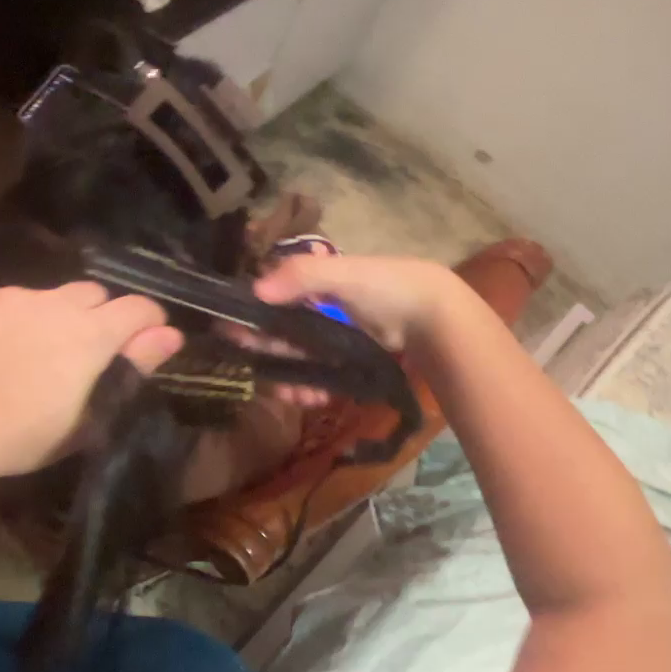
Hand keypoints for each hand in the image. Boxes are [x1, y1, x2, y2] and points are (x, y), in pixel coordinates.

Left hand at [0, 283, 183, 481]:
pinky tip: (0, 352)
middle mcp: (55, 303)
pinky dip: (23, 318)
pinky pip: (16, 299)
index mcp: (88, 335)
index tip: (142, 348)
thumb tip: (169, 338)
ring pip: (54, 296)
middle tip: (88, 357)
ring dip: (61, 317)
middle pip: (97, 294)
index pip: (139, 308)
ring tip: (39, 355)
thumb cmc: (11, 439)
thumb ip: (128, 373)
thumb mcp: (79, 422)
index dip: (149, 325)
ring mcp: (13, 296)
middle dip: (104, 317)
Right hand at [244, 255, 461, 405]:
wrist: (435, 318)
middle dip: (264, 356)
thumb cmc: (387, 286)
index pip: (266, 304)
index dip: (249, 321)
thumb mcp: (344, 273)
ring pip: (292, 362)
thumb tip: (256, 291)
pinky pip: (314, 378)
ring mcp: (326, 340)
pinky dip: (308, 390)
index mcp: (308, 285)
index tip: (235, 338)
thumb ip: (302, 276)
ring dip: (285, 380)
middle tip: (257, 372)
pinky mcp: (340, 364)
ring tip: (292, 395)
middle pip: (275, 337)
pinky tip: (311, 398)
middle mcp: (312, 312)